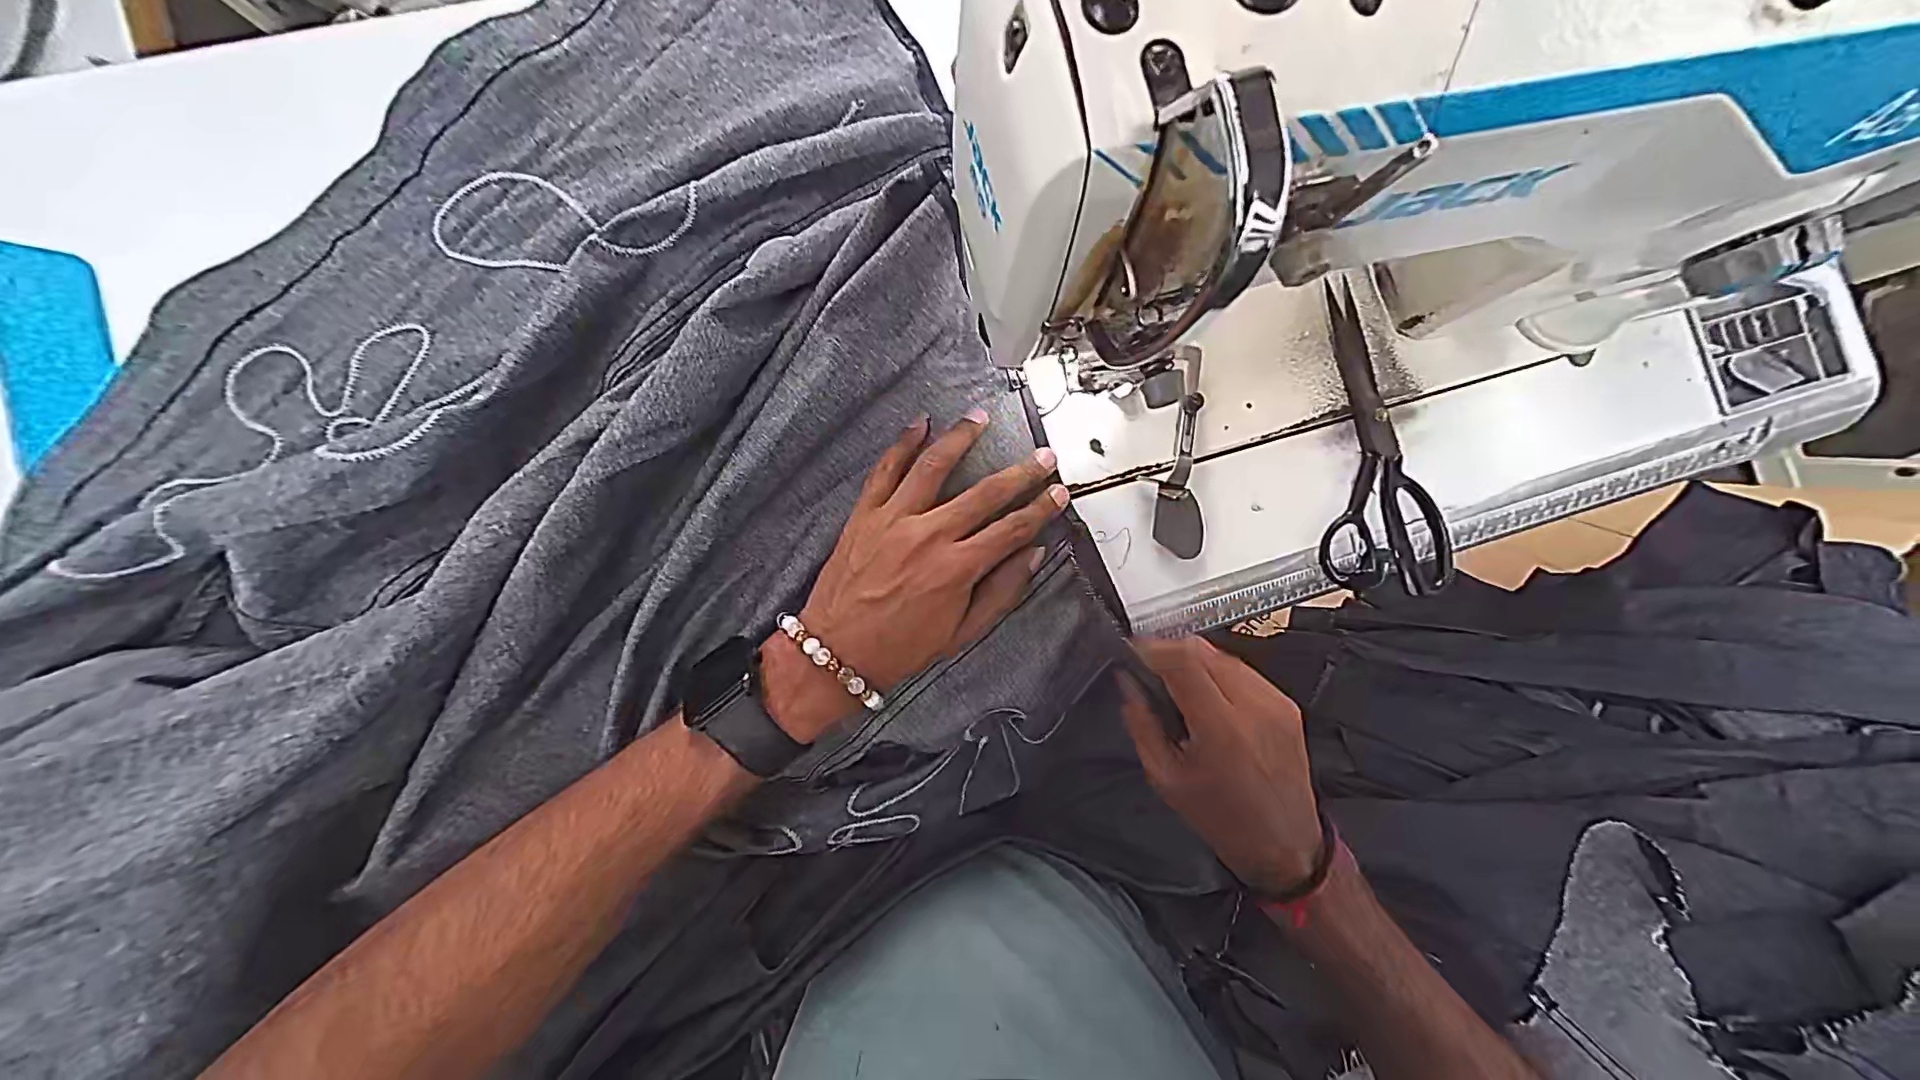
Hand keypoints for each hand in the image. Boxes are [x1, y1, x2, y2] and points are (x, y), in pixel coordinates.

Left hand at [759, 409, 1068, 742]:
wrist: (838, 651)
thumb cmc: (899, 646)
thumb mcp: (962, 632)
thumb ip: (1002, 591)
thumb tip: (1033, 556)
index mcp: (956, 568)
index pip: (1012, 528)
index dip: (1041, 508)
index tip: (1056, 494)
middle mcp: (928, 537)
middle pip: (985, 493)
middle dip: (1021, 472)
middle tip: (1041, 457)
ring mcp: (894, 521)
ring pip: (934, 465)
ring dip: (961, 438)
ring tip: (980, 418)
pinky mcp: (865, 515)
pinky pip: (886, 469)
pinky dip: (903, 444)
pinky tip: (919, 425)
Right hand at [1120, 637, 1322, 894]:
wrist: (1284, 843)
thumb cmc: (1223, 818)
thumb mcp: (1165, 777)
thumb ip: (1142, 723)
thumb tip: (1128, 683)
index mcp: (1221, 728)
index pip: (1183, 659)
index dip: (1151, 648)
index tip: (1133, 652)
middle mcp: (1254, 708)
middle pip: (1201, 649)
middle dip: (1168, 651)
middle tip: (1149, 667)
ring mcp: (1275, 703)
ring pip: (1221, 655)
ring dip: (1192, 660)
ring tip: (1176, 684)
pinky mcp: (1286, 705)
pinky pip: (1242, 671)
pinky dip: (1217, 673)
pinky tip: (1206, 695)